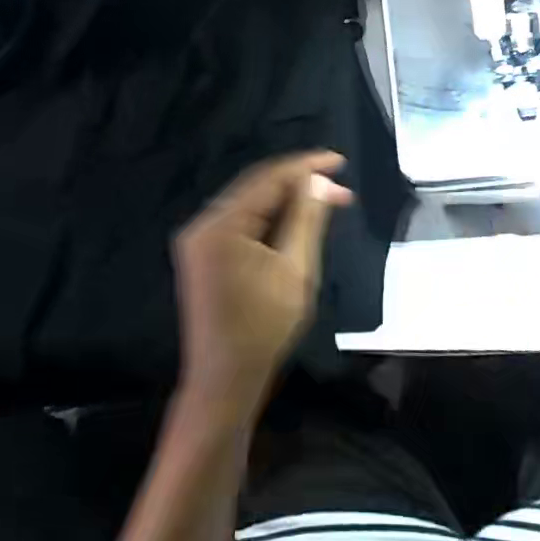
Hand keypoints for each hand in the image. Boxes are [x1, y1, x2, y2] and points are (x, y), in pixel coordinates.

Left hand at [172, 152, 353, 407]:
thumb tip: (319, 181)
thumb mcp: (295, 270)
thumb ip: (306, 219)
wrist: (224, 379)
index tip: (339, 161)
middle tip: (340, 188)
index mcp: (220, 226)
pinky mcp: (204, 256)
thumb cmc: (263, 328)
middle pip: (256, 188)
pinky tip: (296, 221)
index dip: (305, 166)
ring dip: (287, 201)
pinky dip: (271, 218)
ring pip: (250, 205)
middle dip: (299, 183)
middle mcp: (202, 225)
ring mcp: (199, 241)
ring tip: (326, 202)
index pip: (267, 179)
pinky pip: (241, 223)